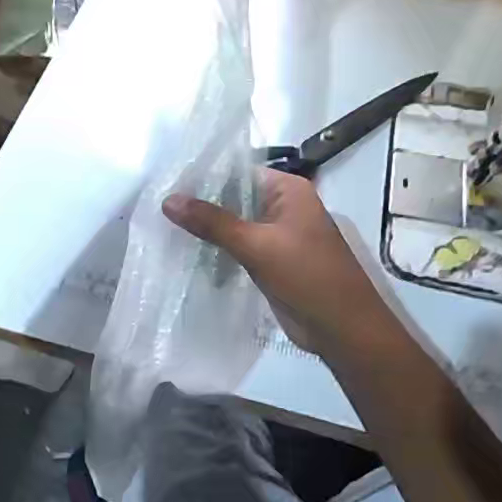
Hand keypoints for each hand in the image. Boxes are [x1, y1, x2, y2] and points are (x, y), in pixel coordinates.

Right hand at [163, 170, 405, 359]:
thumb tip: (168, 200)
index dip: (204, 177)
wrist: (343, 329)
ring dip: (207, 230)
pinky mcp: (271, 261)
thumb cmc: (308, 276)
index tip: (167, 183)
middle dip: (202, 205)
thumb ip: (212, 222)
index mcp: (288, 190)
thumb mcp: (257, 245)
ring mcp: (278, 236)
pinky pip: (239, 248)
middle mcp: (283, 206)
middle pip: (235, 198)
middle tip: (158, 208)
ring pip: (235, 225)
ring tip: (164, 229)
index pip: (239, 172)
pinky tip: (187, 254)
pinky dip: (218, 251)